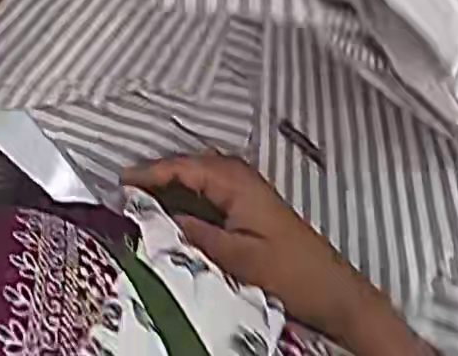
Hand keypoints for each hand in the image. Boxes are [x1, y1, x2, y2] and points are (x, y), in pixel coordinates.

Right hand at [124, 155, 429, 355]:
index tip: (123, 180)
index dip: (152, 173)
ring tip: (141, 195)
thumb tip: (164, 218)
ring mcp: (244, 188)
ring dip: (171, 183)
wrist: (333, 290)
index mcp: (236, 181)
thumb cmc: (291, 272)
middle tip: (125, 186)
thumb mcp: (240, 259)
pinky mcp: (247, 203)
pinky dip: (186, 195)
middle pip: (189, 167)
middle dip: (157, 173)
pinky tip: (172, 209)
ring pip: (197, 177)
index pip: (184, 168)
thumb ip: (200, 236)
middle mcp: (239, 176)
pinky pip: (207, 190)